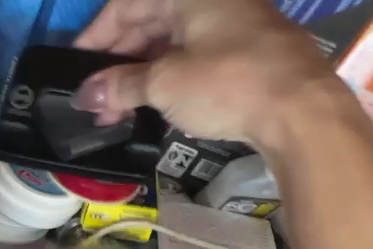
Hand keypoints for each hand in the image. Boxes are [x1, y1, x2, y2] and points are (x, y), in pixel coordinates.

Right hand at [71, 0, 363, 154]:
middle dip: (116, 63)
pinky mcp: (239, 53)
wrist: (297, 106)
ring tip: (114, 113)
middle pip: (148, 23)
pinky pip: (188, 59)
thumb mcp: (165, 84)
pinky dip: (162, 81)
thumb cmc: (228, 83)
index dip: (96, 37)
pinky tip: (147, 106)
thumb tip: (86, 94)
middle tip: (94, 102)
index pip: (127, 5)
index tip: (75, 70)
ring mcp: (226, 25)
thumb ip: (122, 85)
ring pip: (167, 44)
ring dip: (137, 77)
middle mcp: (209, 1)